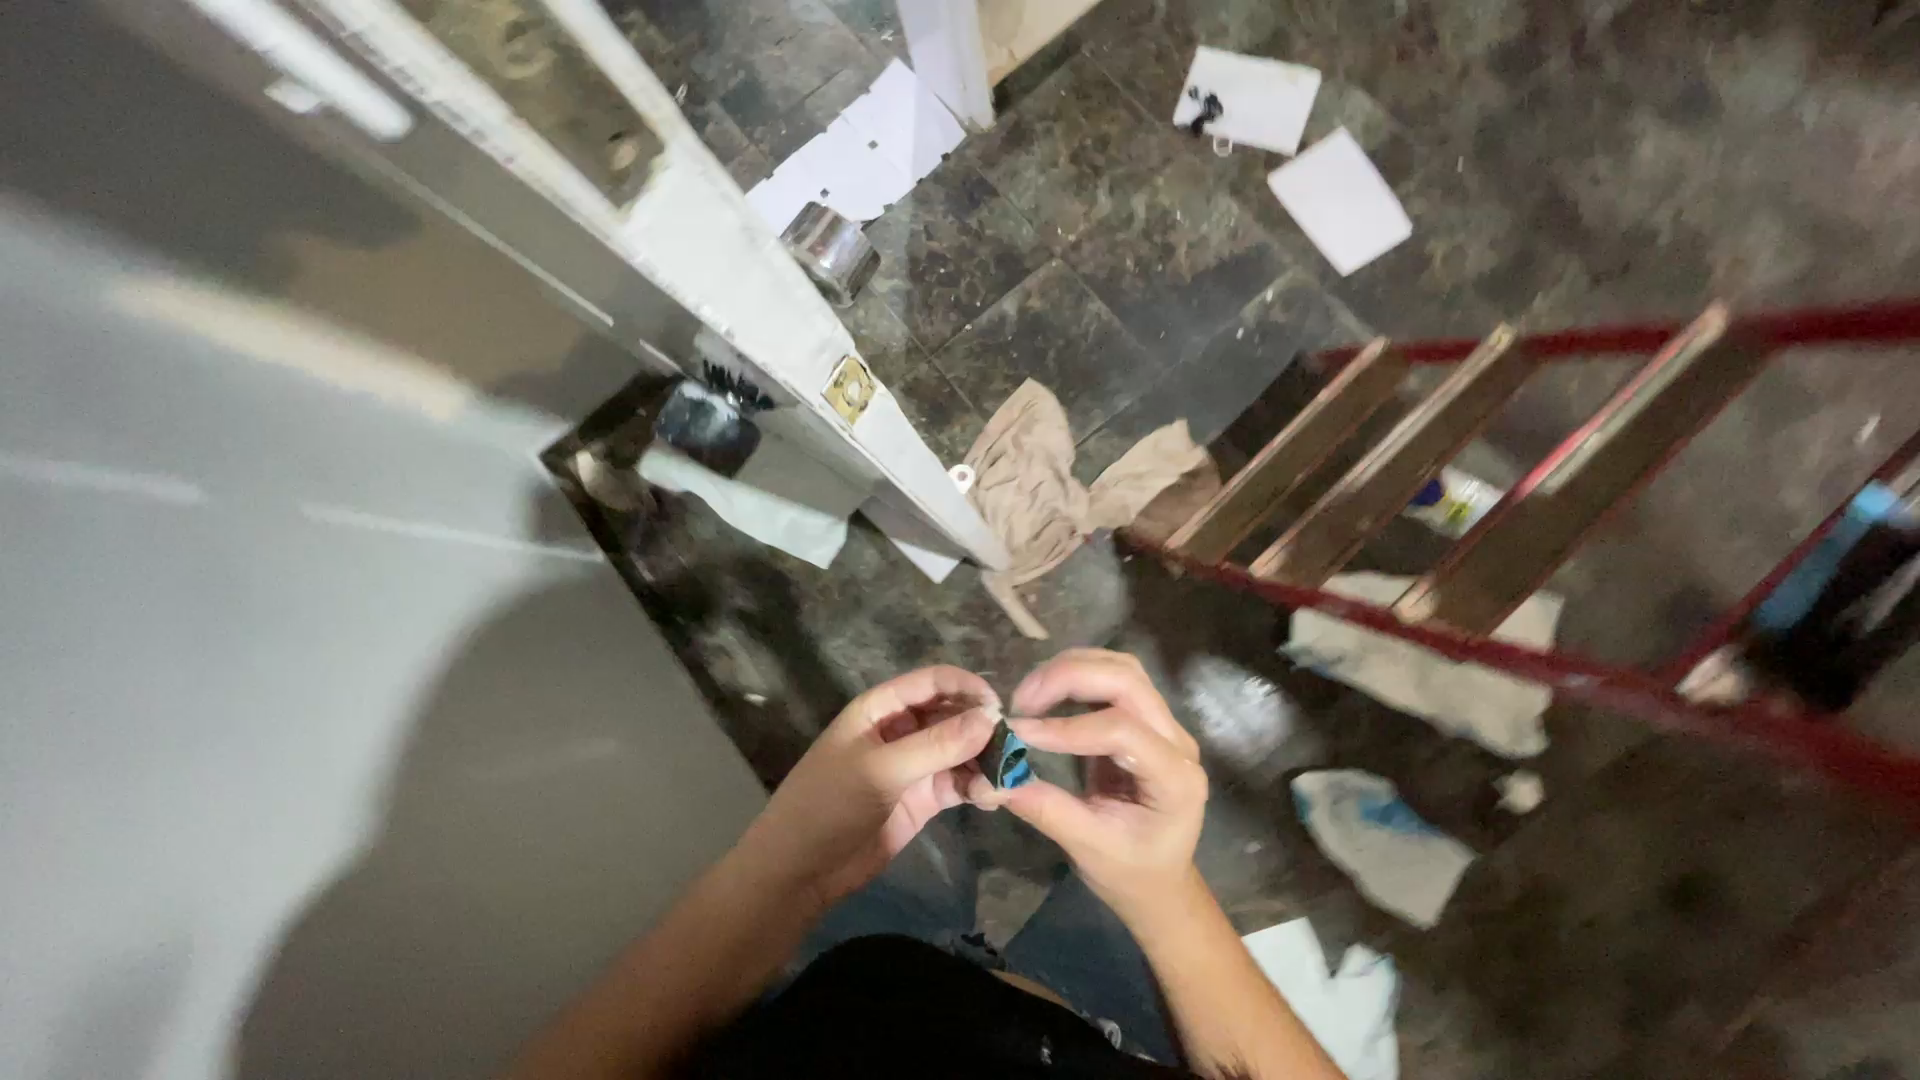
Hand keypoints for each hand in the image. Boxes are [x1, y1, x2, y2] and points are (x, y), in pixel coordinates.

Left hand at [740, 665, 999, 910]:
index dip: (966, 688)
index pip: (932, 682)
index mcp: (880, 708)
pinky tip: (993, 798)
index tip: (999, 709)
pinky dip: (978, 786)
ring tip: (1005, 779)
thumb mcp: (880, 770)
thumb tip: (991, 718)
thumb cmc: (829, 805)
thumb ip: (935, 745)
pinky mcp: (923, 798)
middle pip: (952, 714)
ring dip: (985, 760)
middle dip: (982, 727)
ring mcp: (913, 765)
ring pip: (960, 750)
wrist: (801, 870)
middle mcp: (901, 730)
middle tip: (1012, 749)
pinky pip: (959, 782)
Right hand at [977, 649, 1206, 920]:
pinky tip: (1046, 694)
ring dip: (1071, 669)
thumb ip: (1045, 807)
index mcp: (1175, 779)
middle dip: (1069, 678)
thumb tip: (992, 779)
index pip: (1123, 731)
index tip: (1018, 733)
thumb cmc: (1131, 871)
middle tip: (1021, 700)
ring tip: (1029, 694)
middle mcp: (1178, 741)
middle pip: (1127, 680)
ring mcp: (1165, 725)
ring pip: (1122, 669)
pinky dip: (1076, 676)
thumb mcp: (1088, 847)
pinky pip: (1114, 679)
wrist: (1159, 881)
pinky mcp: (1145, 719)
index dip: (1067, 727)